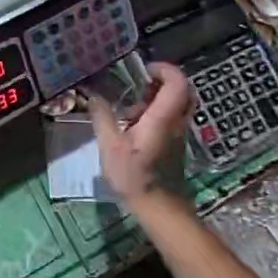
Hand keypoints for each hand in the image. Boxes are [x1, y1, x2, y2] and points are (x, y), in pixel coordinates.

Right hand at [90, 62, 193, 202]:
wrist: (160, 207)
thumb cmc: (135, 177)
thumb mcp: (110, 147)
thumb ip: (103, 118)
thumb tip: (94, 96)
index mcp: (163, 117)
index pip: (178, 82)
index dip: (165, 69)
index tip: (145, 71)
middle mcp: (177, 121)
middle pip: (183, 90)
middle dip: (162, 82)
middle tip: (141, 86)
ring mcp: (180, 133)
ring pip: (178, 104)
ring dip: (157, 100)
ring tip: (132, 111)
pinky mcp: (177, 143)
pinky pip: (173, 118)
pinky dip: (158, 114)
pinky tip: (136, 128)